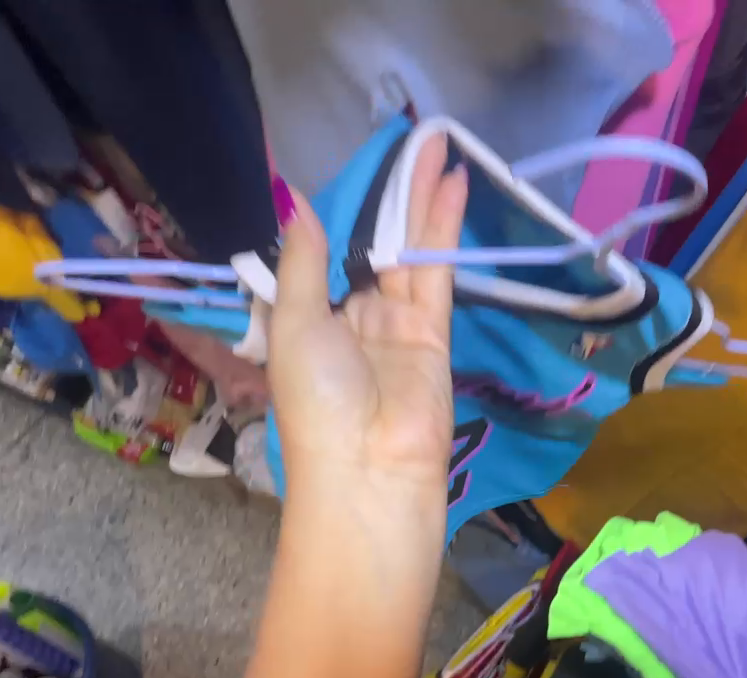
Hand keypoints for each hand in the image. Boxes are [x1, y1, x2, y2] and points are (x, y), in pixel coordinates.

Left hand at [267, 135, 468, 493]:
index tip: (365, 164)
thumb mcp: (294, 323)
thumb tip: (301, 204)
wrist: (369, 467)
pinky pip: (438, 275)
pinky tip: (452, 190)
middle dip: (396, 195)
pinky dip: (444, 233)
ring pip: (413, 253)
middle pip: (379, 244)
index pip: (335, 250)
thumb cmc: (316, 399)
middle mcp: (359, 317)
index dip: (351, 207)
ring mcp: (401, 326)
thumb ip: (304, 263)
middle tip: (417, 142)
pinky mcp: (437, 335)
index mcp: (316, 317)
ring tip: (440, 149)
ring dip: (425, 203)